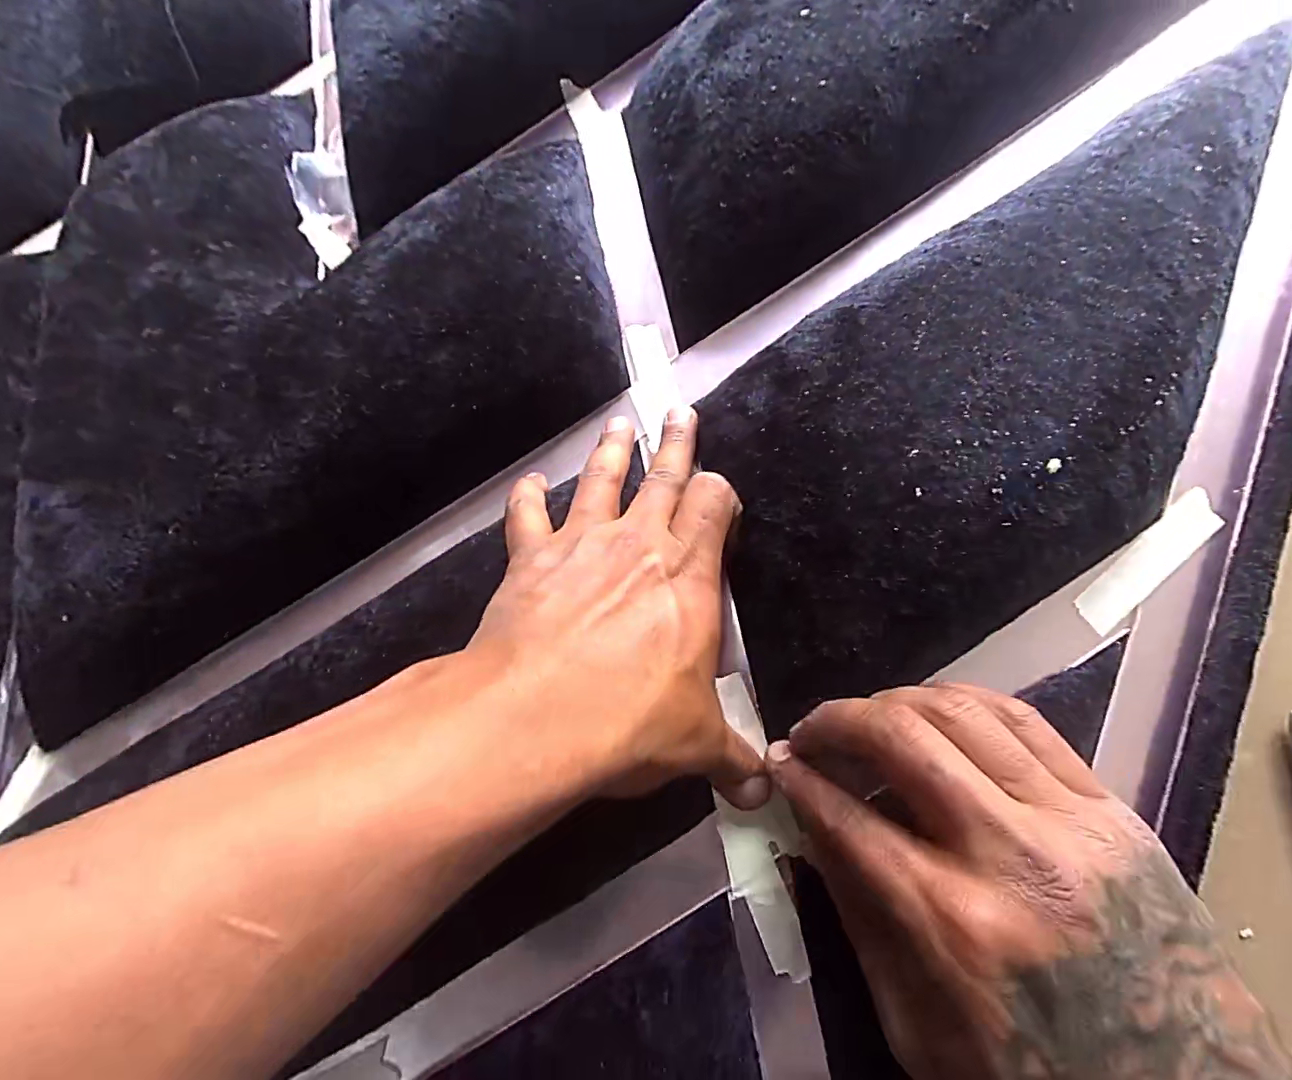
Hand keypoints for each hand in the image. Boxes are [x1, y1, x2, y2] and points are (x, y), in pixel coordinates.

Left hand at [468, 407, 770, 809]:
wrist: (535, 717)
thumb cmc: (632, 720)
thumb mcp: (695, 743)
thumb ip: (731, 760)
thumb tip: (763, 794)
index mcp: (688, 574)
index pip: (713, 506)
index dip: (720, 493)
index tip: (721, 493)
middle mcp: (638, 545)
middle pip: (663, 477)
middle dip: (676, 444)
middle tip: (679, 411)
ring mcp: (581, 547)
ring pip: (599, 480)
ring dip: (609, 450)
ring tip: (617, 423)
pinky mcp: (530, 562)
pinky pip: (528, 519)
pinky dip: (528, 499)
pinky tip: (528, 482)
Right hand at [766, 685, 1291, 1079]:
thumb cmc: (1036, 1073)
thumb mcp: (920, 1029)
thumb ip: (861, 920)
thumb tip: (814, 833)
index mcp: (953, 927)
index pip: (848, 821)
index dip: (801, 783)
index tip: (779, 764)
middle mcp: (1008, 855)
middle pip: (902, 739)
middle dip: (838, 721)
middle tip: (811, 730)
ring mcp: (1068, 819)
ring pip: (962, 711)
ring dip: (897, 700)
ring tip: (869, 716)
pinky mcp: (1110, 804)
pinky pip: (1025, 719)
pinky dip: (966, 701)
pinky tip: (937, 710)